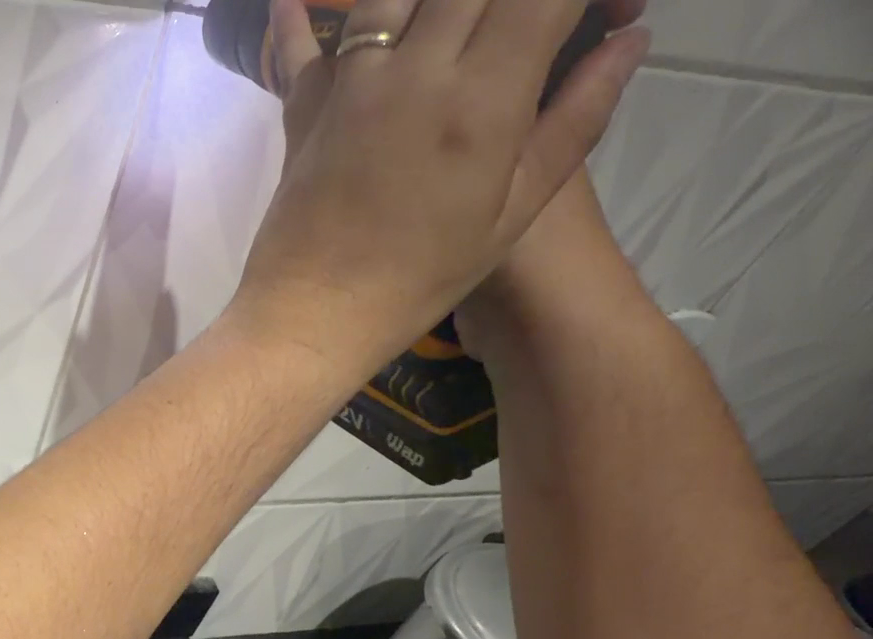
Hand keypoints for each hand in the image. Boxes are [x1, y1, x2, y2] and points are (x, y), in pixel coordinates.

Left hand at [226, 0, 649, 374]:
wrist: (309, 318)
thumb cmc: (417, 280)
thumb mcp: (513, 212)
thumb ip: (575, 120)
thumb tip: (630, 42)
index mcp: (483, 97)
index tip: (597, 9)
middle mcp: (415, 71)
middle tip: (525, 24)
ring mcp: (350, 87)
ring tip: (452, 20)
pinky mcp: (300, 113)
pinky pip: (299, 47)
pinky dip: (298, 20)